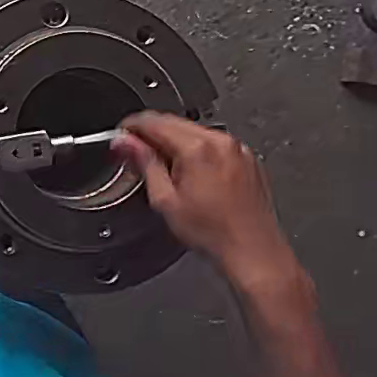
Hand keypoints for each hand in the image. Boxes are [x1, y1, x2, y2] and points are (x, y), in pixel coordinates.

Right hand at [114, 113, 305, 298]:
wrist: (254, 254)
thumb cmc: (215, 234)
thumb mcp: (165, 200)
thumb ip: (143, 163)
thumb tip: (125, 143)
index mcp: (198, 148)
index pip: (154, 122)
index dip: (132, 127)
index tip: (122, 135)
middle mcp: (220, 142)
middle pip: (174, 122)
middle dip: (151, 133)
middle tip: (136, 153)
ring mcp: (237, 149)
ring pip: (193, 131)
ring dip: (174, 141)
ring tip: (165, 170)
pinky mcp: (247, 158)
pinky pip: (213, 142)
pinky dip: (196, 150)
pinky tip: (190, 174)